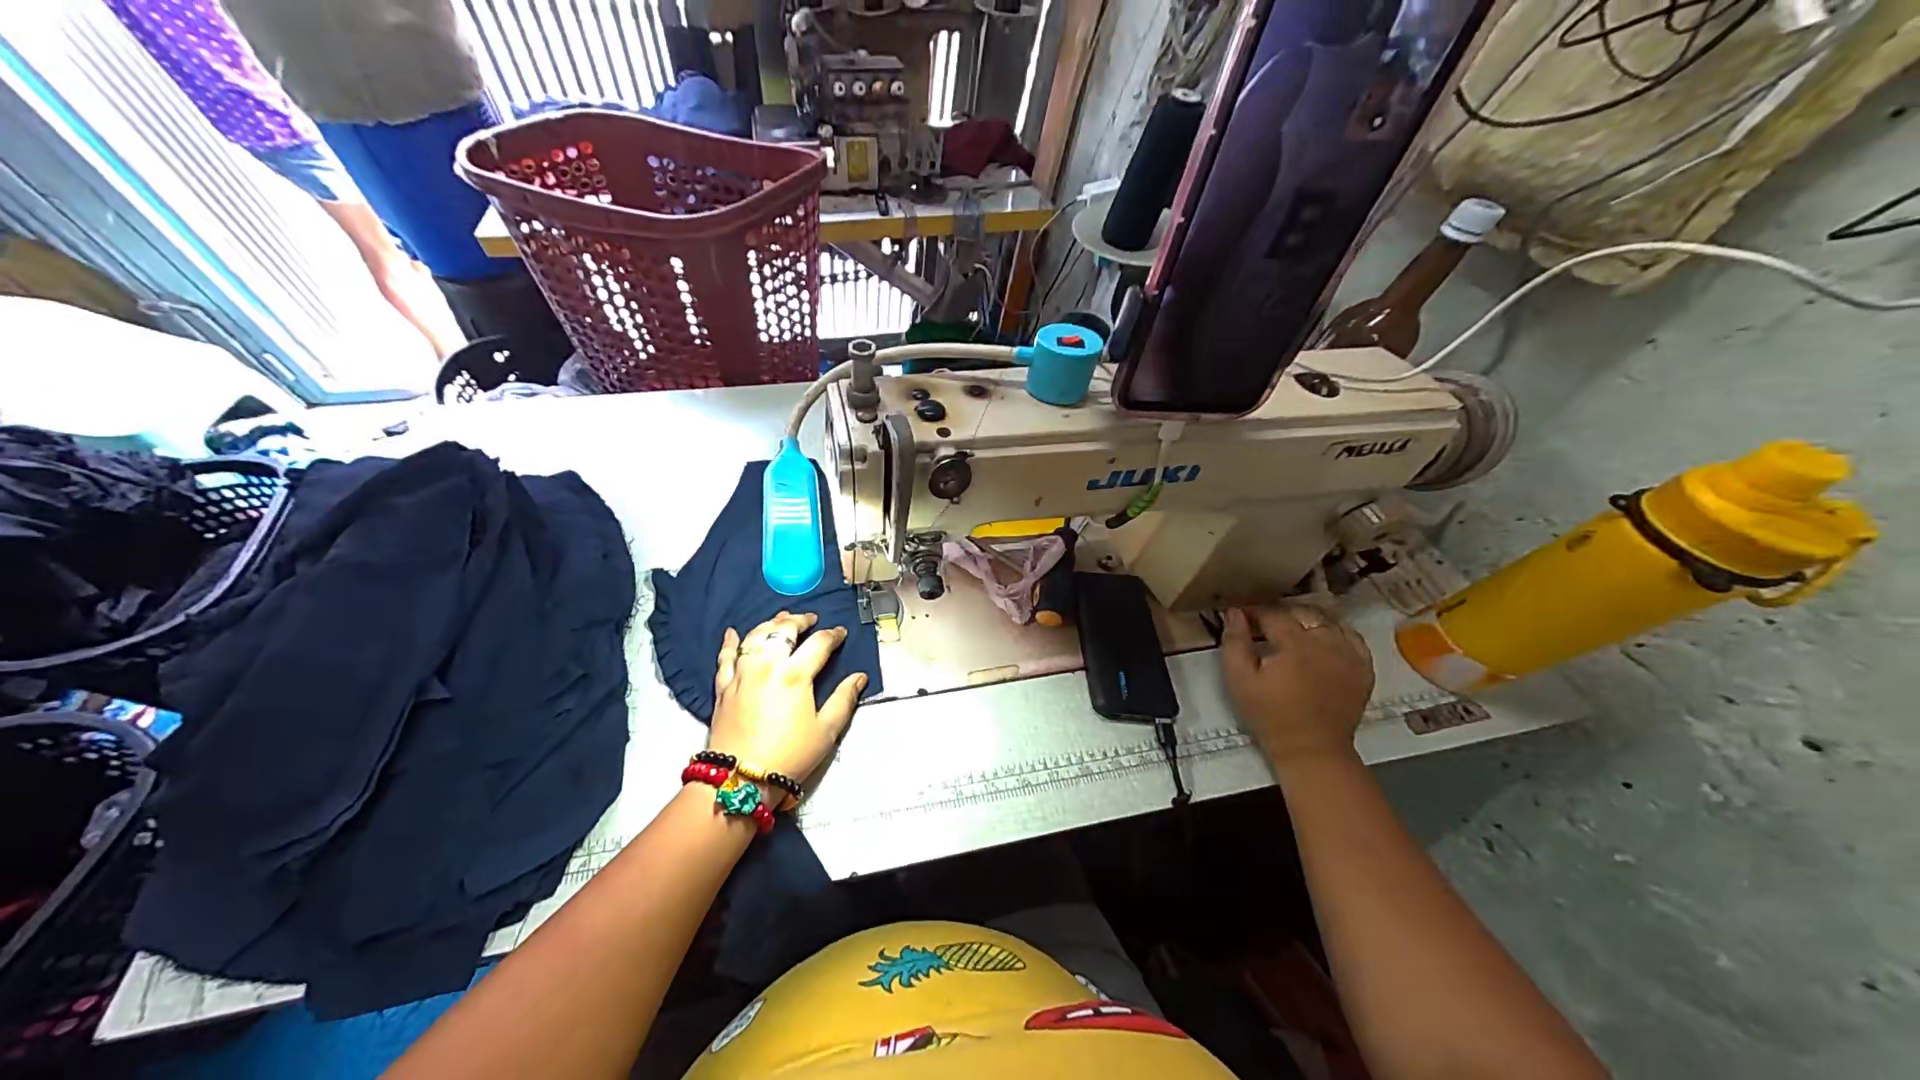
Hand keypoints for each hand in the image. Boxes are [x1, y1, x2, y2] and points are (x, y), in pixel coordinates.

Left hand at [709, 612, 865, 789]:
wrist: (740, 779)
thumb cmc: (790, 756)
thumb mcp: (826, 731)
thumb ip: (844, 699)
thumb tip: (859, 677)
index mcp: (795, 674)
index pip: (818, 643)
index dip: (833, 635)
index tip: (841, 633)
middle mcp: (766, 666)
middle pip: (782, 630)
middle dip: (799, 620)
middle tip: (810, 619)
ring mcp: (741, 675)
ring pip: (754, 637)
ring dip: (769, 624)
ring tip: (780, 620)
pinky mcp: (723, 688)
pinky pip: (725, 657)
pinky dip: (730, 642)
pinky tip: (732, 632)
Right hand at [1221, 603, 1374, 771]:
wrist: (1312, 749)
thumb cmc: (1270, 716)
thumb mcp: (1240, 681)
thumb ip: (1235, 643)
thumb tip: (1234, 612)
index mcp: (1296, 644)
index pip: (1273, 613)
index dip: (1255, 611)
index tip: (1242, 617)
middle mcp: (1327, 642)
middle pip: (1303, 612)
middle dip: (1281, 615)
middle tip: (1265, 628)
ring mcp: (1350, 654)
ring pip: (1328, 621)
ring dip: (1308, 622)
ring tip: (1293, 635)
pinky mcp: (1364, 667)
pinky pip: (1351, 637)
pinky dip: (1335, 634)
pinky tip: (1322, 644)